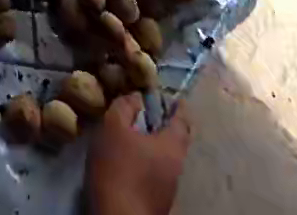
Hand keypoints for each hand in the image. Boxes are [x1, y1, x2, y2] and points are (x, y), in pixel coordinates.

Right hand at [87, 93, 191, 214]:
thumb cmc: (119, 167)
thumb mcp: (114, 126)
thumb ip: (125, 106)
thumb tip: (137, 97)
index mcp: (172, 146)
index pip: (182, 120)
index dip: (179, 106)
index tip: (174, 96)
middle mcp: (177, 166)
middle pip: (176, 139)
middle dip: (166, 124)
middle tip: (150, 110)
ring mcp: (169, 186)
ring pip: (166, 156)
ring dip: (155, 142)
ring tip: (136, 130)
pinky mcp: (158, 200)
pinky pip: (157, 170)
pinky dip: (149, 157)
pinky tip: (132, 156)